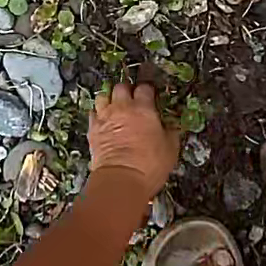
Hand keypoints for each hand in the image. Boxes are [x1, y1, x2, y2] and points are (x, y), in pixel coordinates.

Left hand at [88, 82, 179, 201]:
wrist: (121, 178)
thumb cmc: (149, 164)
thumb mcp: (170, 149)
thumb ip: (171, 132)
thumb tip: (172, 127)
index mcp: (143, 108)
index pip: (145, 88)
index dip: (148, 90)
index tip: (150, 94)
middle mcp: (122, 108)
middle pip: (121, 86)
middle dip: (127, 90)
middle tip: (132, 98)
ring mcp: (105, 116)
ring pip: (103, 96)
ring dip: (109, 98)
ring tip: (114, 105)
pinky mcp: (93, 128)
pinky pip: (93, 113)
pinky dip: (98, 113)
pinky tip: (102, 119)